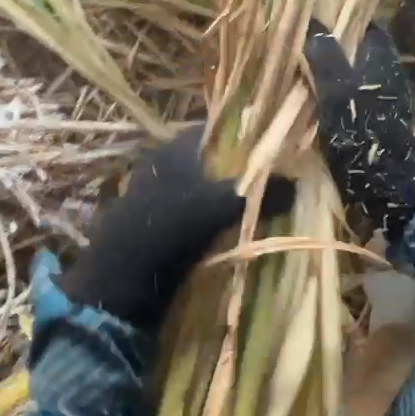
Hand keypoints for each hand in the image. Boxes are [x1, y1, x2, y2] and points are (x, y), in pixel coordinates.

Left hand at [61, 125, 293, 328]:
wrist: (117, 285)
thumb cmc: (167, 232)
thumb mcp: (219, 208)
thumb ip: (259, 193)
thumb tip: (297, 182)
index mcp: (173, 151)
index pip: (212, 130)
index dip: (240, 137)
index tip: (267, 150)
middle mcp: (158, 166)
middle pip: (204, 160)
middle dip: (233, 170)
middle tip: (265, 182)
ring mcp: (149, 198)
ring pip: (193, 188)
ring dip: (217, 198)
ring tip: (249, 211)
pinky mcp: (146, 228)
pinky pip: (183, 215)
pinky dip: (202, 220)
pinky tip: (220, 235)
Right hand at [303, 21, 414, 240]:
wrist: (388, 186)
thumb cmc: (363, 133)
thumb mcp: (337, 91)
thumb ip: (327, 57)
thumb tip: (313, 24)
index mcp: (382, 61)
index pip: (367, 28)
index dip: (346, 23)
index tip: (318, 22)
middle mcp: (388, 76)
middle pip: (362, 53)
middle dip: (337, 50)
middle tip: (304, 51)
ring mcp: (386, 102)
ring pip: (358, 77)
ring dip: (335, 75)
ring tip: (303, 77)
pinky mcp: (380, 125)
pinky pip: (356, 100)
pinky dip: (338, 98)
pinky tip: (317, 106)